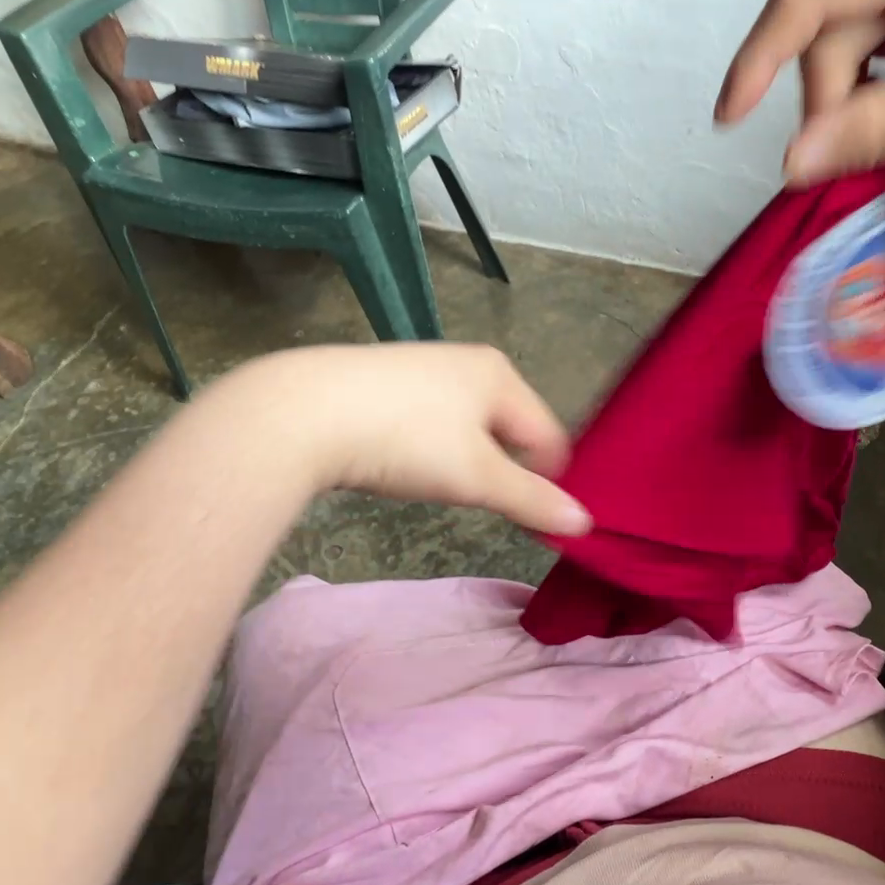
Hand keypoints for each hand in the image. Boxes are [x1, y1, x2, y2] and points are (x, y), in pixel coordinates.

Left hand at [282, 343, 591, 536]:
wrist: (300, 413)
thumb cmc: (406, 439)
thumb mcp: (477, 477)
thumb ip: (532, 500)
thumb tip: (584, 523)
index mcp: (501, 375)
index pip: (549, 437)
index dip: (548, 481)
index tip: (531, 520)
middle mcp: (468, 361)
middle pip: (509, 430)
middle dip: (501, 470)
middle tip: (476, 501)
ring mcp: (423, 368)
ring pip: (467, 427)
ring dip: (462, 460)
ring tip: (432, 482)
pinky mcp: (383, 381)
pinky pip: (428, 421)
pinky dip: (425, 447)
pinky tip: (399, 462)